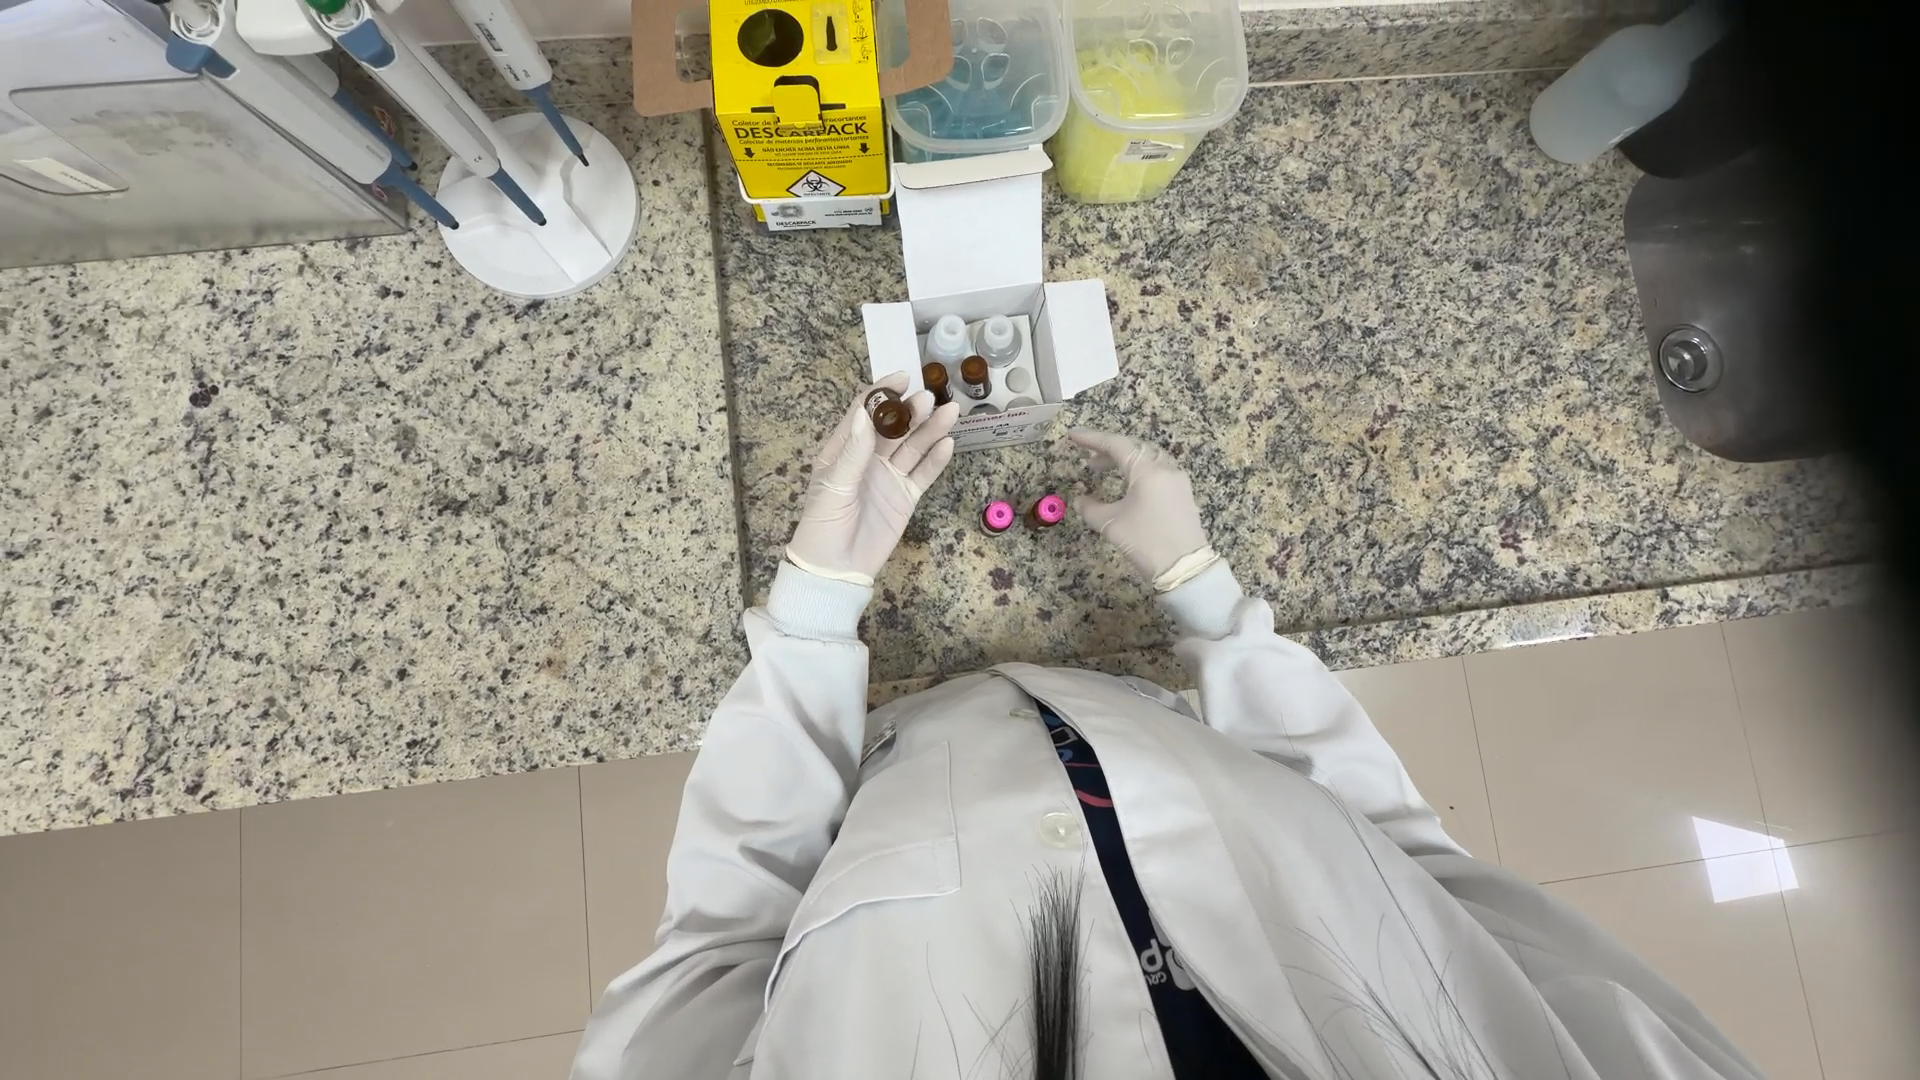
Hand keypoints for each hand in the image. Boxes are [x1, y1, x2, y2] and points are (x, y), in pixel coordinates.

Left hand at [786, 373, 958, 586]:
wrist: (836, 569)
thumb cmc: (823, 525)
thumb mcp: (834, 486)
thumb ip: (852, 451)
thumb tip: (863, 413)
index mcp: (843, 450)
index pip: (864, 413)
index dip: (882, 394)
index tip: (902, 377)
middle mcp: (868, 459)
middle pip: (894, 427)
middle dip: (912, 411)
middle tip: (930, 397)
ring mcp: (889, 477)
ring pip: (914, 447)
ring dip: (931, 430)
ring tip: (950, 413)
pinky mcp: (905, 497)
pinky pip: (923, 473)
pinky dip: (936, 459)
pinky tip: (948, 443)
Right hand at [1070, 429, 1218, 591]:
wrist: (1185, 568)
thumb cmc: (1145, 542)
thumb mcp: (1110, 524)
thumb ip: (1089, 508)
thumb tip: (1079, 500)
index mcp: (1147, 470)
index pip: (1116, 444)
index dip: (1091, 438)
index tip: (1072, 436)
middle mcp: (1165, 468)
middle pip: (1134, 448)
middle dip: (1108, 451)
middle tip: (1089, 460)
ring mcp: (1178, 481)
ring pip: (1148, 458)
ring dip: (1125, 461)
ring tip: (1105, 471)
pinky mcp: (1183, 494)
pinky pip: (1159, 471)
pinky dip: (1139, 471)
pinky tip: (1128, 486)